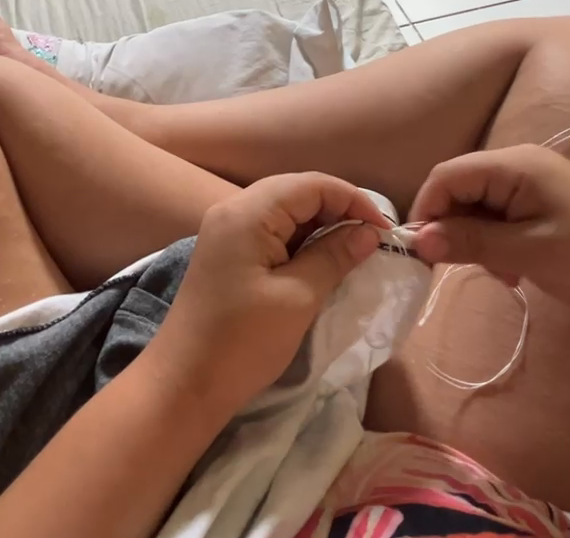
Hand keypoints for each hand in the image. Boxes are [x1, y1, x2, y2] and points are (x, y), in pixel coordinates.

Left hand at [145, 172, 390, 415]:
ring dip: (320, 225)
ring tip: (353, 251)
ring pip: (284, 210)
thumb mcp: (298, 298)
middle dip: (338, 209)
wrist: (184, 383)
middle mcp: (233, 210)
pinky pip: (270, 230)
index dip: (352, 200)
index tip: (385, 231)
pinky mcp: (227, 252)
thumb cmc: (243, 342)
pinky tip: (321, 260)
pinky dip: (299, 240)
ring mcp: (226, 230)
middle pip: (296, 191)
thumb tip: (368, 232)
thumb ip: (334, 257)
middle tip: (372, 240)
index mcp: (248, 212)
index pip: (310, 185)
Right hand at [408, 144, 569, 322]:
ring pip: (480, 206)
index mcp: (516, 164)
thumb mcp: (527, 253)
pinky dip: (497, 243)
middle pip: (462, 188)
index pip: (448, 175)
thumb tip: (418, 240)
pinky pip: (502, 217)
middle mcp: (522, 165)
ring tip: (499, 273)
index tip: (420, 250)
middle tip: (458, 267)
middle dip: (453, 226)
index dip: (427, 208)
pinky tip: (513, 271)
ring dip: (476, 239)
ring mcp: (535, 185)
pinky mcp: (546, 206)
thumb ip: (469, 241)